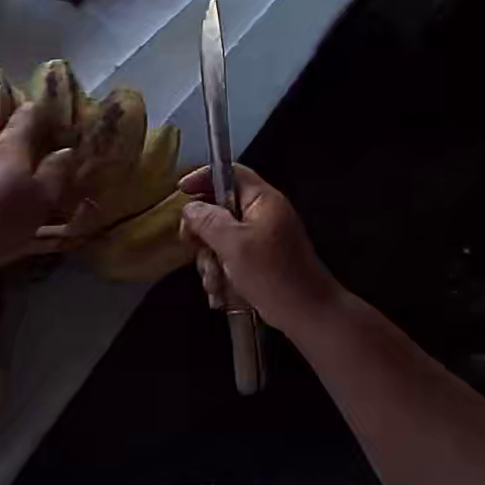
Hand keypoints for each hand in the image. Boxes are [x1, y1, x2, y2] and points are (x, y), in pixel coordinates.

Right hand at [177, 165, 343, 335]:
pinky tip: (223, 295)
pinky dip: (222, 276)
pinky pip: (229, 260)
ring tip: (218, 283)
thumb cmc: (272, 273)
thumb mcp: (234, 244)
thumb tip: (190, 207)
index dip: (204, 177)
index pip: (232, 173)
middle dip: (204, 236)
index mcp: (263, 200)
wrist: (304, 311)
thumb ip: (209, 221)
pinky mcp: (257, 261)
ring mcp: (260, 238)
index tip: (180, 191)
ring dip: (212, 263)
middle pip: (219, 210)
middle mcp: (262, 214)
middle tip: (197, 251)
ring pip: (220, 240)